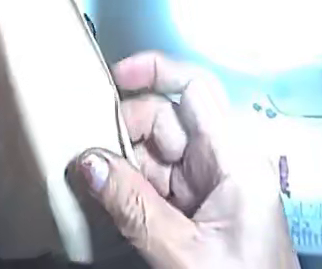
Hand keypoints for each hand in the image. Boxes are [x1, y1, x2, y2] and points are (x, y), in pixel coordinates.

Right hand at [75, 53, 297, 268]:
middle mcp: (224, 164)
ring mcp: (210, 191)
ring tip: (87, 171)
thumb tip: (86, 161)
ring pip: (157, 152)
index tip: (115, 78)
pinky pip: (157, 183)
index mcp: (236, 161)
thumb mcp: (185, 259)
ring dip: (123, 158)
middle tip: (87, 145)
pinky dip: (130, 185)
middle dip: (127, 125)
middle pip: (169, 118)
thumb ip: (134, 208)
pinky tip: (104, 194)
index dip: (156, 71)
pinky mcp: (198, 217)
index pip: (196, 88)